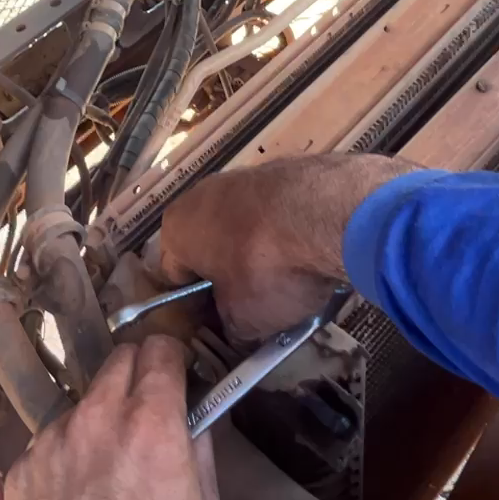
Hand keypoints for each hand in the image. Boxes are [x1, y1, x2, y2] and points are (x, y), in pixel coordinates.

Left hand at [5, 334, 216, 499]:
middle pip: (118, 361)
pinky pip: (48, 441)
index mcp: (150, 423)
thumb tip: (190, 408)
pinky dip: (64, 454)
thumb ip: (195, 443)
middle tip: (143, 406)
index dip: (171, 357)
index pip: (160, 350)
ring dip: (97, 417)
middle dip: (136, 375)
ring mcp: (53, 441)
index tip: (173, 366)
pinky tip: (74, 492)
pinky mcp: (22, 468)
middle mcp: (97, 418)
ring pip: (81, 401)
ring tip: (105, 462)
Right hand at [158, 154, 421, 340]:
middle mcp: (198, 195)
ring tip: (286, 281)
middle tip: (251, 306)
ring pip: (240, 225)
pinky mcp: (277, 171)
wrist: (324, 212)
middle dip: (226, 274)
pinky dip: (282, 231)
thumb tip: (235, 328)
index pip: (174, 276)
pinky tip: (305, 254)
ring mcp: (239, 177)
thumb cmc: (265, 267)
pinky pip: (272, 211)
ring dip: (255, 250)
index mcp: (176, 229)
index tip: (217, 327)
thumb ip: (230, 325)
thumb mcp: (243, 318)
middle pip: (207, 245)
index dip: (194, 306)